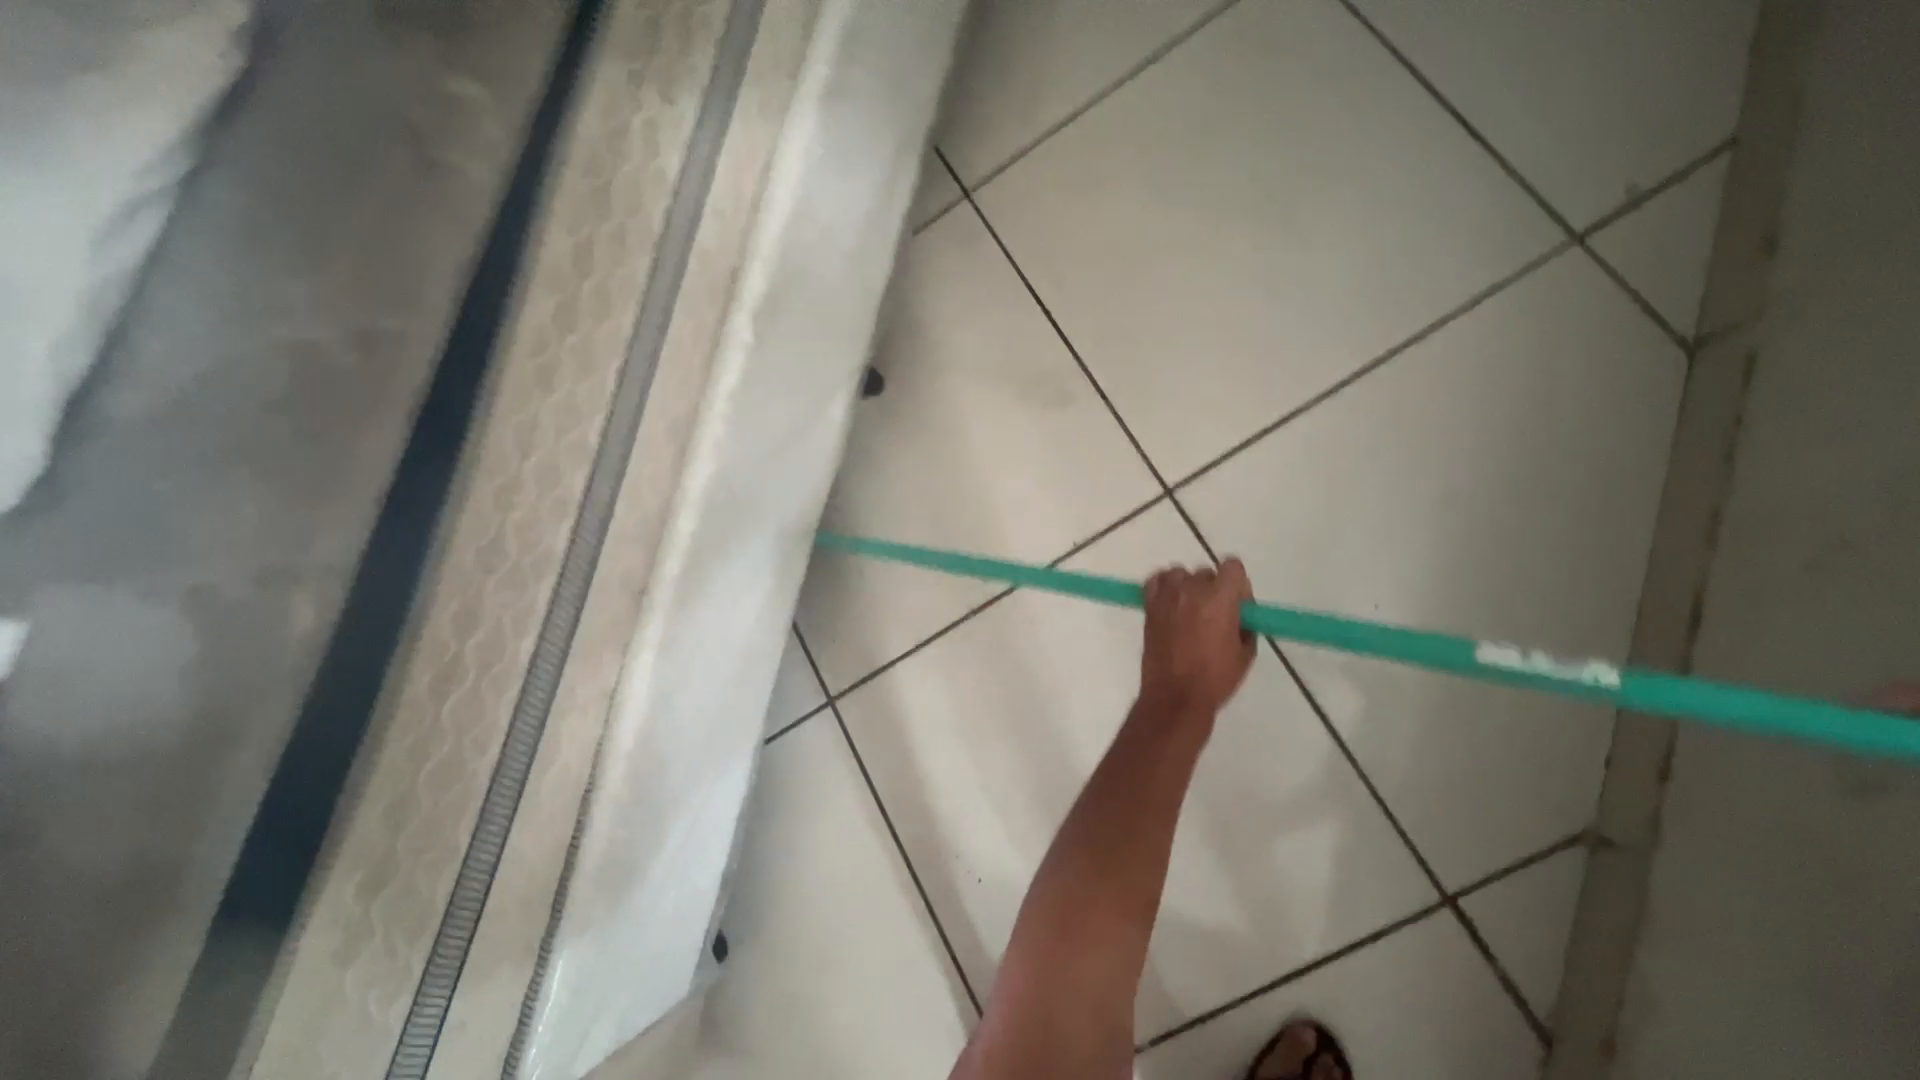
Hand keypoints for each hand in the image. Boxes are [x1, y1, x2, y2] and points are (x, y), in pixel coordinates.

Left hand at [1139, 558, 1257, 722]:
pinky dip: (1164, 586)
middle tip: (1214, 616)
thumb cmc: (1215, 678)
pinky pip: (1155, 581)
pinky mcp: (1149, 607)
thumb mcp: (1246, 652)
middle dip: (1214, 589)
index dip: (1238, 584)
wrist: (1176, 696)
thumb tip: (1238, 612)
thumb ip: (1244, 623)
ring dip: (1188, 587)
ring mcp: (1167, 597)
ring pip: (1180, 574)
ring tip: (1190, 611)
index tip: (1237, 605)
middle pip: (1207, 573)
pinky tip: (1170, 603)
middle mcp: (1192, 590)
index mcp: (1220, 599)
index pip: (1233, 566)